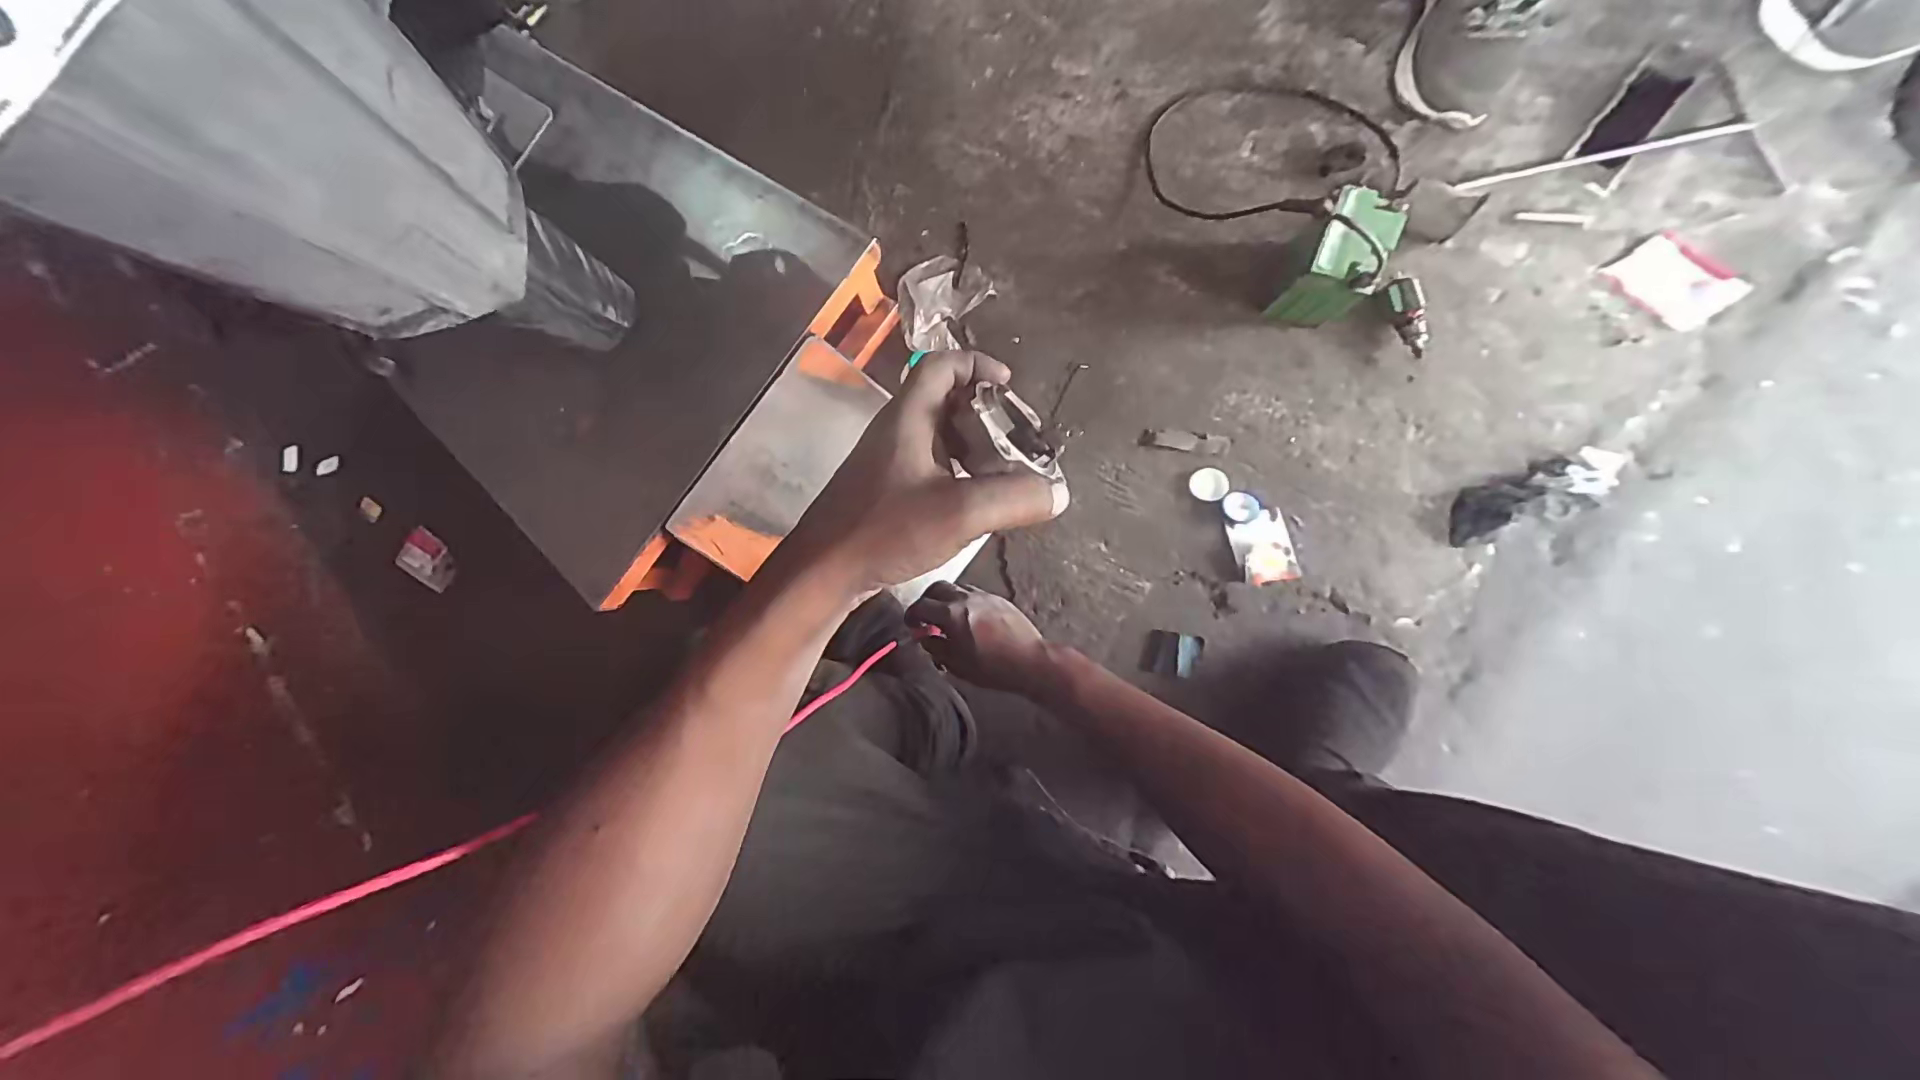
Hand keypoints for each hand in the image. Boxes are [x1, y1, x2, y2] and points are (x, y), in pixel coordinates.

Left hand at [779, 351, 1069, 594]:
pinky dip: (955, 471)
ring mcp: (885, 461)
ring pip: (936, 436)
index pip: (941, 366)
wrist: (823, 571)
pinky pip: (927, 465)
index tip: (1008, 386)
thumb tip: (1057, 493)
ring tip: (1001, 471)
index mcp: (907, 418)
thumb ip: (1014, 498)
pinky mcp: (882, 489)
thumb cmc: (886, 531)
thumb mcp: (960, 513)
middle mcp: (894, 431)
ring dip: (971, 446)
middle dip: (983, 413)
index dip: (978, 365)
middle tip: (1013, 438)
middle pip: (943, 400)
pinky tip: (972, 501)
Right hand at [906, 582, 1055, 696]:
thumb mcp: (956, 664)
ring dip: (946, 598)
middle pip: (937, 588)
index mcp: (951, 614)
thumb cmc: (991, 668)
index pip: (921, 606)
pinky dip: (963, 600)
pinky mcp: (998, 599)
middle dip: (927, 600)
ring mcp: (984, 595)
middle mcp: (966, 598)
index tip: (911, 624)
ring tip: (946, 616)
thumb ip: (936, 647)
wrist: (1030, 661)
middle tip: (925, 615)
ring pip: (956, 587)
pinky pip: (973, 593)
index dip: (911, 615)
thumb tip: (926, 637)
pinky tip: (967, 616)